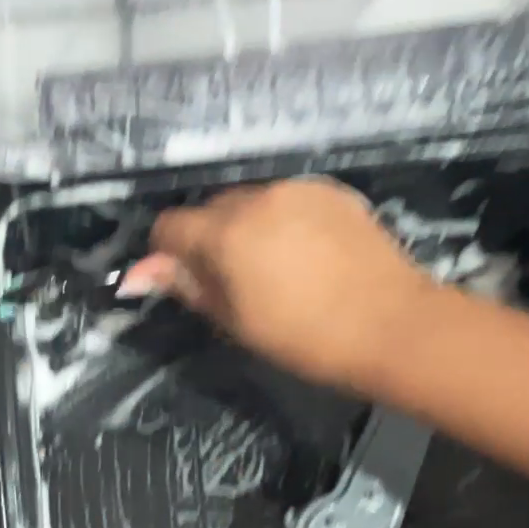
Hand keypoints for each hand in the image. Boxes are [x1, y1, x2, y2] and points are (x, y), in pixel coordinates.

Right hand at [118, 178, 443, 390]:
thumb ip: (185, 286)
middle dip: (208, 239)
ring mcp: (298, 189)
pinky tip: (304, 255)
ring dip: (244, 228)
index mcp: (226, 233)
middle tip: (231, 282)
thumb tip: (137, 274)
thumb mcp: (234, 320)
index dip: (166, 255)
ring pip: (248, 202)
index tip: (185, 281)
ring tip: (272, 269)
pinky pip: (286, 199)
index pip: (169, 227)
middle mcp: (257, 198)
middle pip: (209, 209)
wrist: (392, 326)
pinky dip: (280, 221)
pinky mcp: (331, 189)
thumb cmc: (303, 338)